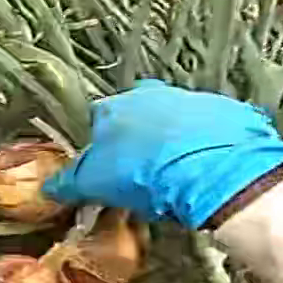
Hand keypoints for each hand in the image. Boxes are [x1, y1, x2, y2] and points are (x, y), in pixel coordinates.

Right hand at [41, 81, 282, 227]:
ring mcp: (194, 99)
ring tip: (175, 173)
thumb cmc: (143, 174)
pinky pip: (212, 128)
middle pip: (136, 114)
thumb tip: (48, 187)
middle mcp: (150, 94)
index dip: (98, 144)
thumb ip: (68, 183)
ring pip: (174, 119)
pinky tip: (205, 170)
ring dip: (172, 139)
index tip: (104, 167)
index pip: (96, 119)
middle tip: (139, 170)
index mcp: (112, 107)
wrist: (218, 172)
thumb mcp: (93, 185)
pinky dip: (206, 145)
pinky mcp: (233, 111)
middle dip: (136, 137)